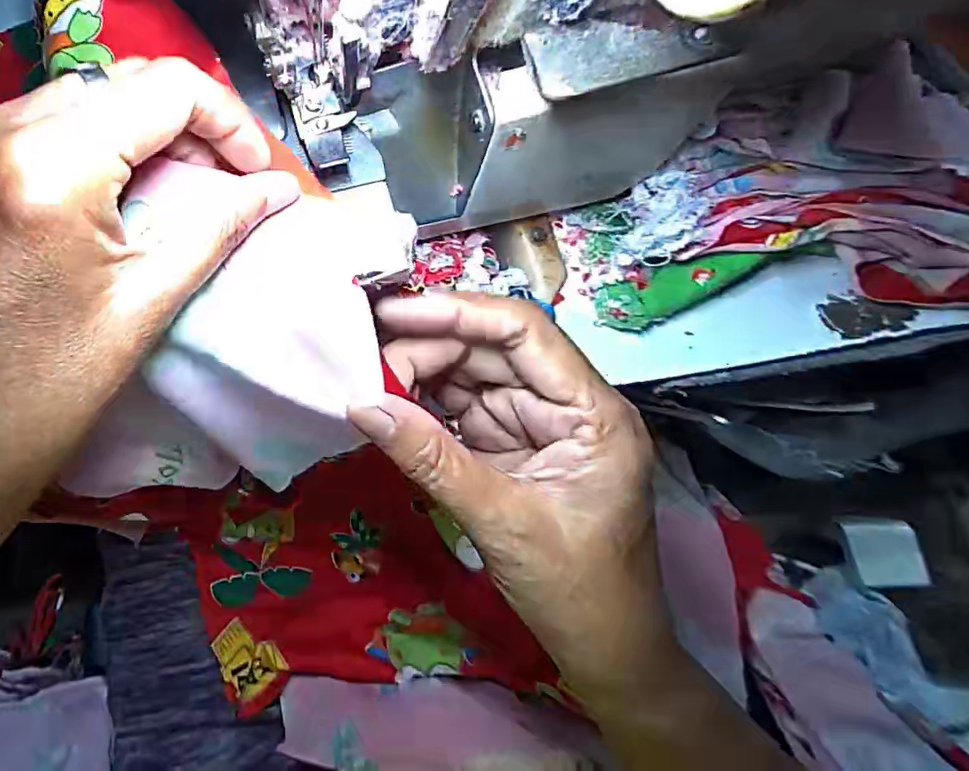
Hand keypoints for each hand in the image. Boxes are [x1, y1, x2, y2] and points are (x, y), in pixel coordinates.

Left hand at [0, 58, 300, 599]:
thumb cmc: (46, 394)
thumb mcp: (145, 305)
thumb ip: (219, 226)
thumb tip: (280, 188)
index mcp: (49, 163)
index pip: (166, 88)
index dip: (227, 119)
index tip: (252, 170)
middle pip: (119, 84)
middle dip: (182, 123)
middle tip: (216, 179)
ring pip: (75, 98)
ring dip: (132, 129)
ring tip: (164, 187)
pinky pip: (31, 123)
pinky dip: (81, 142)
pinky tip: (100, 192)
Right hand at [346, 292, 672, 693]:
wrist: (607, 656)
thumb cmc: (580, 593)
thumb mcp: (502, 522)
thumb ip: (430, 458)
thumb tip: (361, 405)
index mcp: (592, 411)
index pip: (522, 332)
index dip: (455, 312)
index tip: (393, 312)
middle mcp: (565, 403)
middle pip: (487, 350)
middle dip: (426, 350)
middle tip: (368, 363)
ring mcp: (535, 422)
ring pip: (468, 375)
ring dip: (418, 374)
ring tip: (370, 380)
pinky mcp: (509, 442)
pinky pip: (458, 407)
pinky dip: (422, 404)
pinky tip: (390, 403)